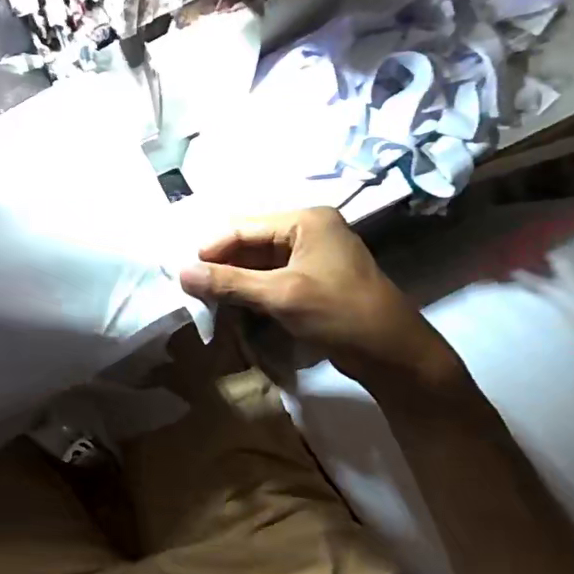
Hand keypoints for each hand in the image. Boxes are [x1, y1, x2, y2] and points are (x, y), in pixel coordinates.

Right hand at [179, 208, 461, 386]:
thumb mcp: (281, 296)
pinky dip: (250, 292)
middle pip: (250, 242)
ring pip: (258, 263)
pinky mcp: (312, 282)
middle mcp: (308, 231)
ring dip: (233, 281)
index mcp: (306, 221)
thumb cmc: (339, 313)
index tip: (181, 272)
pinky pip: (271, 279)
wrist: (392, 353)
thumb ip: (230, 282)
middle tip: (189, 287)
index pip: (244, 226)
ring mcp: (311, 257)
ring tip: (203, 298)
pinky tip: (229, 306)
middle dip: (221, 264)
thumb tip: (182, 273)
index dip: (211, 248)